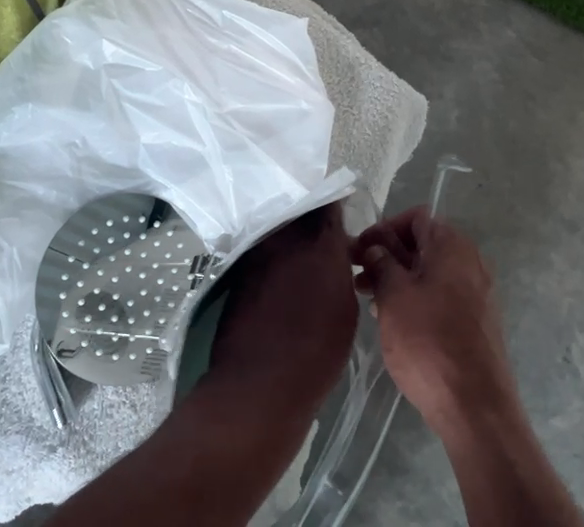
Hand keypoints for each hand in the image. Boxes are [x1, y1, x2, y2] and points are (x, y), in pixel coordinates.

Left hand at [207, 204, 357, 418]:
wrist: (259, 382)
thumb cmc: (317, 351)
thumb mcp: (346, 309)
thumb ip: (340, 271)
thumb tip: (336, 256)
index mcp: (320, 245)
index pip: (328, 204)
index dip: (335, 201)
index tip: (341, 204)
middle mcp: (285, 240)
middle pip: (298, 210)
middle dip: (310, 212)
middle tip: (321, 226)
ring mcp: (256, 255)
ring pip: (276, 228)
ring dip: (288, 232)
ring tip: (301, 250)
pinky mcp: (237, 274)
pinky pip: (259, 250)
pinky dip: (271, 254)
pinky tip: (280, 272)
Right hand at [354, 206, 516, 436]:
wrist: (474, 404)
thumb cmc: (428, 341)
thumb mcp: (394, 296)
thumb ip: (382, 263)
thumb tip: (376, 247)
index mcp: (452, 246)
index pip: (415, 218)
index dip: (383, 229)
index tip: (358, 251)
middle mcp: (469, 262)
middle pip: (422, 244)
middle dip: (386, 255)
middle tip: (355, 276)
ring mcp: (474, 293)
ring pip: (428, 272)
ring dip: (397, 278)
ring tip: (366, 298)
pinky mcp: (473, 321)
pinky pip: (439, 296)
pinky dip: (414, 298)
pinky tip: (391, 318)